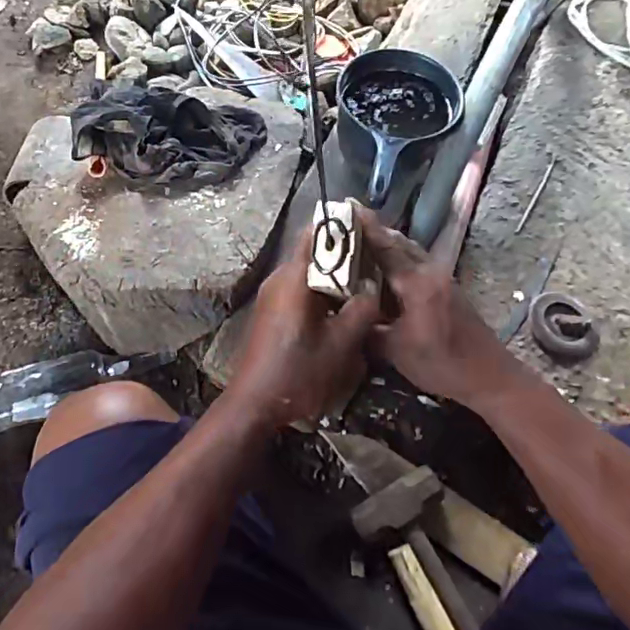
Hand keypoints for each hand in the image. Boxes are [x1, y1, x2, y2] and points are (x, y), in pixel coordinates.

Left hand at [226, 224, 380, 428]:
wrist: (253, 404)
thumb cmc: (296, 372)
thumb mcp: (339, 345)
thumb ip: (361, 312)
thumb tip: (374, 289)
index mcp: (294, 278)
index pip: (316, 233)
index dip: (343, 226)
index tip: (370, 227)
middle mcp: (279, 279)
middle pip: (314, 252)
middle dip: (345, 254)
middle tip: (377, 261)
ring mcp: (272, 295)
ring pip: (308, 272)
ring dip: (335, 276)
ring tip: (366, 284)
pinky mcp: (272, 312)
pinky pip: (301, 289)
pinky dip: (322, 291)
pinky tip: (343, 307)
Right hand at [358, 208, 534, 408]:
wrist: (489, 376)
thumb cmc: (442, 364)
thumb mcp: (396, 351)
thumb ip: (370, 330)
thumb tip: (348, 317)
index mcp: (417, 283)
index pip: (386, 248)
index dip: (365, 228)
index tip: (348, 208)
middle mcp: (432, 272)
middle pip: (400, 244)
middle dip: (374, 233)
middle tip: (348, 227)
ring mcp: (444, 278)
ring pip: (411, 253)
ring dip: (389, 246)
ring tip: (363, 246)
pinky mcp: (449, 289)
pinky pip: (419, 264)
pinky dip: (400, 261)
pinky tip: (387, 273)